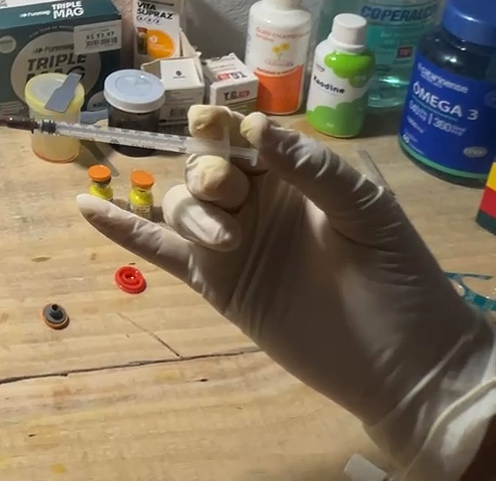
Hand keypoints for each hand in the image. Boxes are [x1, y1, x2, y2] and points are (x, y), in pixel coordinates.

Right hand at [76, 107, 495, 478]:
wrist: (410, 368)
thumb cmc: (401, 280)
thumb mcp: (367, 213)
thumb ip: (313, 169)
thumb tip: (258, 128)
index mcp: (287, 173)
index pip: (240, 135)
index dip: (222, 126)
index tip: (216, 127)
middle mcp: (250, 199)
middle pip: (202, 165)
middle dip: (208, 170)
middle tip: (229, 189)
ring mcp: (227, 239)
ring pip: (182, 205)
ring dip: (193, 214)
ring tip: (225, 240)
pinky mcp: (213, 279)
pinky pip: (157, 247)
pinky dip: (121, 227)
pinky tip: (85, 206)